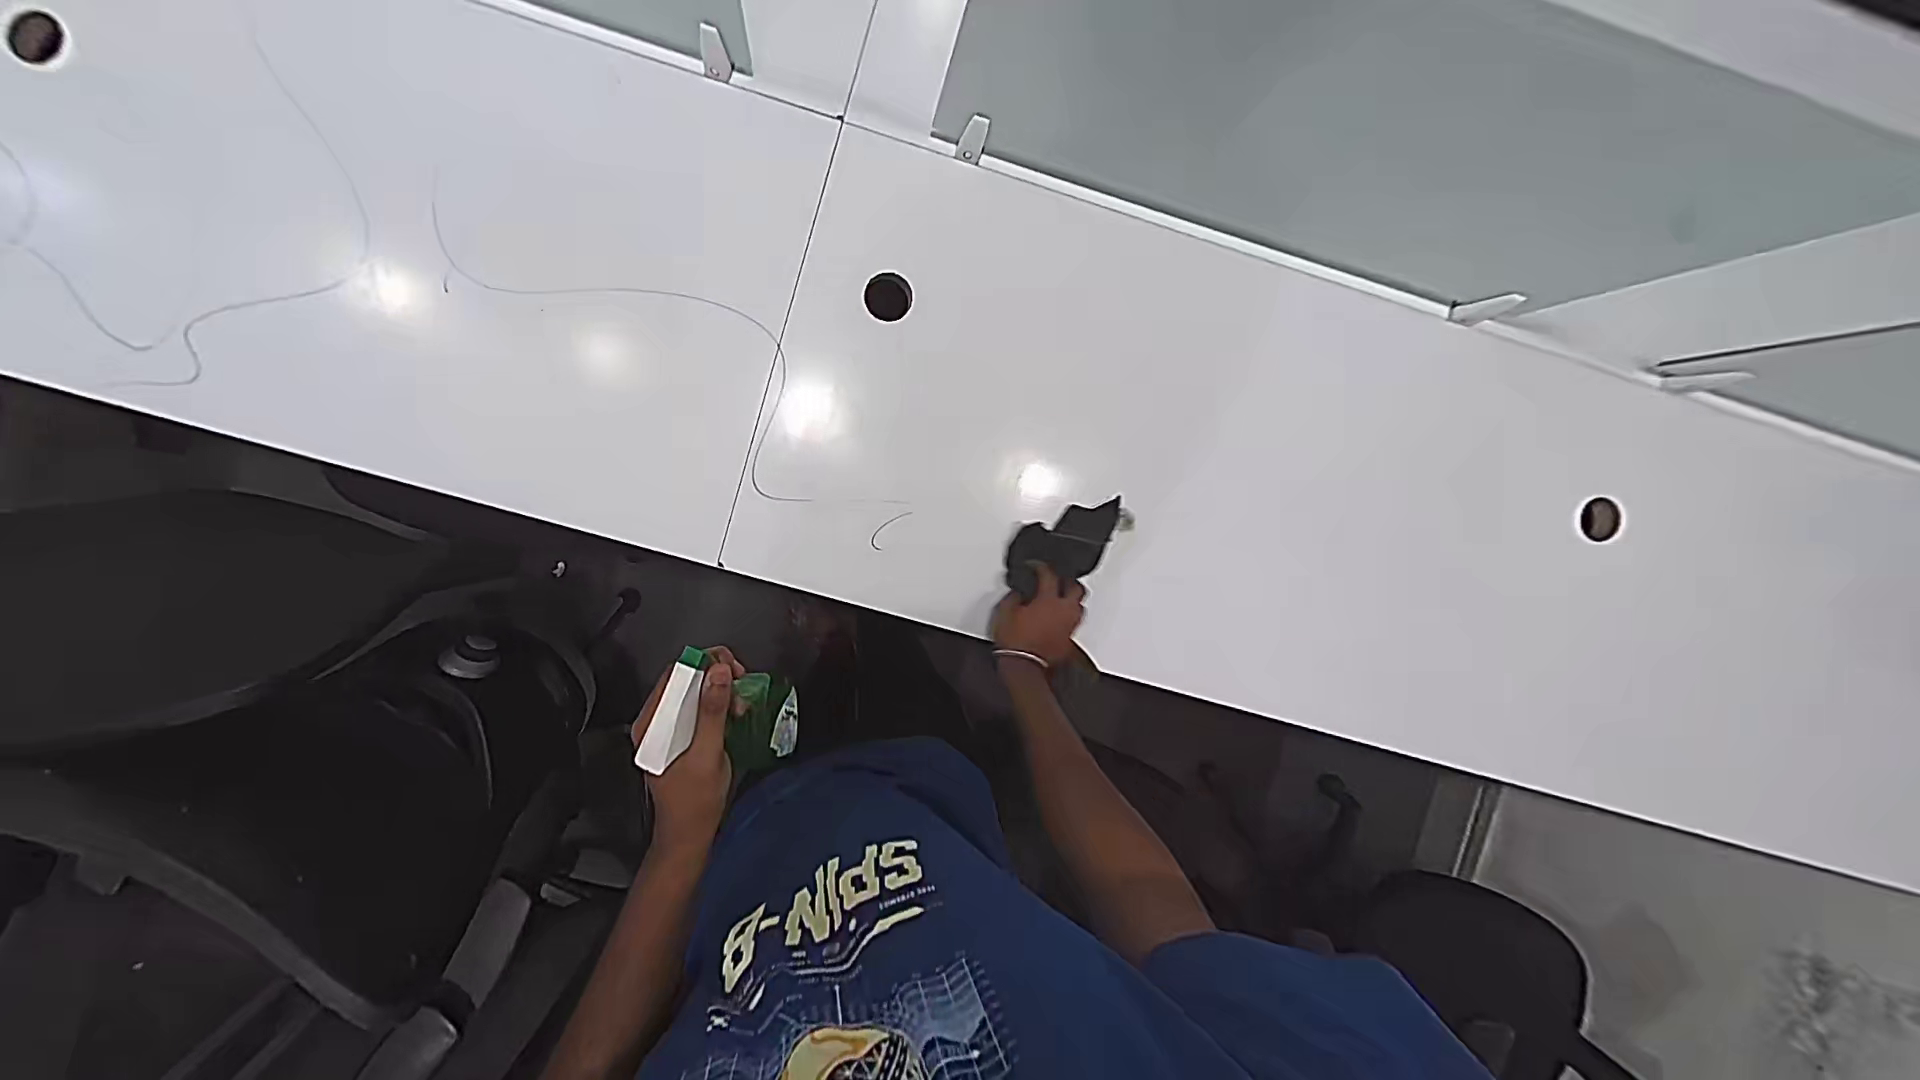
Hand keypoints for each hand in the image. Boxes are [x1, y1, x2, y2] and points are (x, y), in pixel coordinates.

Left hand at [630, 646, 746, 848]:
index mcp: (651, 724)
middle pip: (686, 681)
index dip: (705, 664)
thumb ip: (712, 711)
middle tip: (741, 683)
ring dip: (722, 691)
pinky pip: (701, 708)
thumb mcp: (706, 752)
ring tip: (741, 704)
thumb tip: (718, 671)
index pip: (675, 675)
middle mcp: (656, 722)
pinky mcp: (683, 736)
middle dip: (717, 676)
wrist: (690, 834)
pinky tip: (736, 713)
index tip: (732, 668)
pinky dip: (721, 705)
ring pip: (696, 693)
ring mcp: (669, 729)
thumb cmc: (695, 800)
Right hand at [991, 562, 1085, 667]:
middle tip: (1058, 578)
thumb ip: (1014, 598)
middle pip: (1076, 588)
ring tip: (1063, 596)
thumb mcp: (1005, 613)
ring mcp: (1069, 626)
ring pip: (1080, 605)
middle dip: (1068, 580)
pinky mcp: (1069, 640)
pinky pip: (1074, 623)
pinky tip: (1060, 618)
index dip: (1041, 567)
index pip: (1049, 575)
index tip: (1035, 566)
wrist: (1024, 666)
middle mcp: (1063, 611)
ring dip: (1072, 599)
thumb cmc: (1016, 642)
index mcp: (1048, 600)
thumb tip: (1018, 594)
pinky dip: (1068, 617)